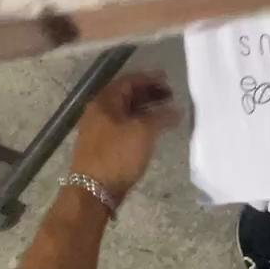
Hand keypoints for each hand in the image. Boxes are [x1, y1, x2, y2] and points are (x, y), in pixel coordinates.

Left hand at [70, 70, 181, 197]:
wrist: (93, 189)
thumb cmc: (117, 155)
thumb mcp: (143, 131)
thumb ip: (161, 117)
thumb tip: (176, 110)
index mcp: (105, 102)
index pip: (128, 81)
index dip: (149, 78)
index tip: (168, 78)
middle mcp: (99, 112)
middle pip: (126, 96)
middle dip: (149, 93)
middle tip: (170, 95)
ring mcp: (100, 130)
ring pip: (126, 112)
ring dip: (146, 109)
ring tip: (166, 113)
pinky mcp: (104, 146)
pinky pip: (125, 126)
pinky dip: (141, 124)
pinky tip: (153, 131)